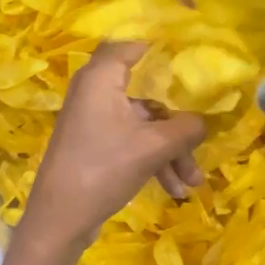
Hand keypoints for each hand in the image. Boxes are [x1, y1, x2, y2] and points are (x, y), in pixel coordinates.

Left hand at [18, 42, 205, 259]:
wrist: (60, 219)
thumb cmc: (104, 169)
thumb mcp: (154, 147)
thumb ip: (186, 128)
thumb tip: (204, 122)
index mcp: (101, 78)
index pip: (133, 45)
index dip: (163, 48)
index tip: (193, 57)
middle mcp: (94, 93)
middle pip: (146, 95)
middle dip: (177, 124)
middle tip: (202, 141)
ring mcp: (92, 122)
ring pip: (142, 126)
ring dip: (170, 152)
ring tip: (192, 183)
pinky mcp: (93, 148)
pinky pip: (130, 145)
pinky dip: (152, 162)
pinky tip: (174, 190)